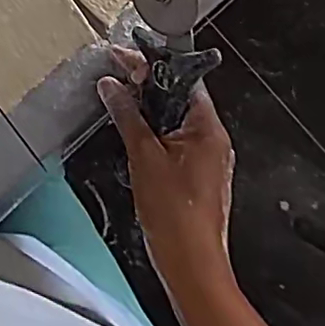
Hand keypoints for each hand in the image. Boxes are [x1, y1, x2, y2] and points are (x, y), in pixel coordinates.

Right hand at [99, 47, 235, 291]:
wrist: (191, 268)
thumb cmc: (175, 216)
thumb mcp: (143, 155)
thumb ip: (127, 114)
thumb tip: (111, 86)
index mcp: (207, 127)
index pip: (181, 77)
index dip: (150, 64)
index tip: (122, 57)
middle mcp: (213, 138)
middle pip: (178, 96)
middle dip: (146, 85)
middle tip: (116, 77)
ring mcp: (207, 158)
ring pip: (174, 118)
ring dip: (148, 108)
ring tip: (120, 101)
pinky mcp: (198, 175)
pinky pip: (175, 139)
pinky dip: (154, 130)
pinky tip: (133, 133)